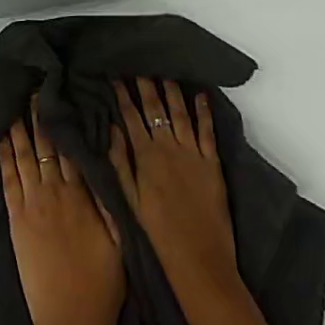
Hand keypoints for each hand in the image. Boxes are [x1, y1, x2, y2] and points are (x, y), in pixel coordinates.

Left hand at [0, 96, 123, 324]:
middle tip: (33, 90)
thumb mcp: (120, 238)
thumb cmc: (102, 283)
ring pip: (24, 156)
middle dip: (39, 116)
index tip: (59, 98)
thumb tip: (111, 163)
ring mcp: (33, 203)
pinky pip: (8, 180)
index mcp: (82, 195)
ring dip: (18, 129)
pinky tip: (0, 140)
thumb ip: (112, 199)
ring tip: (13, 104)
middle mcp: (56, 192)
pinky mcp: (16, 219)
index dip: (65, 122)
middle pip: (46, 146)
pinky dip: (3, 157)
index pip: (71, 149)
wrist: (71, 318)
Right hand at [111, 78, 274, 324]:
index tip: (115, 76)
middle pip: (155, 108)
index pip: (131, 116)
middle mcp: (168, 148)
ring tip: (166, 72)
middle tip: (139, 65)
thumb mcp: (128, 199)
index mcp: (145, 156)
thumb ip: (119, 162)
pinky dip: (204, 111)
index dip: (123, 94)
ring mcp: (192, 154)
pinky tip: (201, 95)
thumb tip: (110, 129)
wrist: (198, 259)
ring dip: (172, 91)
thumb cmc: (158, 232)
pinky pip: (208, 131)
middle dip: (146, 85)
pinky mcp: (213, 164)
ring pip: (180, 113)